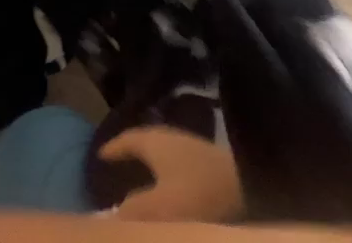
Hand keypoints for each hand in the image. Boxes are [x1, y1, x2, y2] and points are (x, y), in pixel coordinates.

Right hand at [98, 125, 245, 222]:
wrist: (251, 186)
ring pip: (163, 151)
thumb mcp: (162, 205)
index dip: (114, 148)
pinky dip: (167, 170)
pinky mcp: (208, 161)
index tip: (101, 156)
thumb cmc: (198, 191)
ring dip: (151, 161)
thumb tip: (114, 214)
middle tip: (120, 163)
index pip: (127, 140)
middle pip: (145, 142)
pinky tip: (171, 185)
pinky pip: (177, 161)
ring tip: (142, 175)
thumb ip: (135, 209)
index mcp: (154, 142)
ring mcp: (191, 146)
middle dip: (132, 152)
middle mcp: (169, 138)